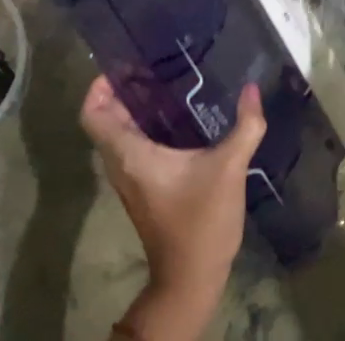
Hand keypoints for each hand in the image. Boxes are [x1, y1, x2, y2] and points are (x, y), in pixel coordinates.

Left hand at [81, 76, 265, 338]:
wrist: (191, 278)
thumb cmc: (201, 221)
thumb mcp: (229, 169)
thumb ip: (245, 127)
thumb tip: (252, 89)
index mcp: (129, 154)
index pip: (92, 114)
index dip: (99, 86)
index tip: (124, 67)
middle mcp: (120, 164)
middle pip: (104, 119)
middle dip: (121, 92)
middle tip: (151, 69)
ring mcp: (128, 179)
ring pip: (117, 135)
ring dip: (133, 111)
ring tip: (166, 88)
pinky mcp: (141, 189)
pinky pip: (131, 149)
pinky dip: (143, 130)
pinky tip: (177, 122)